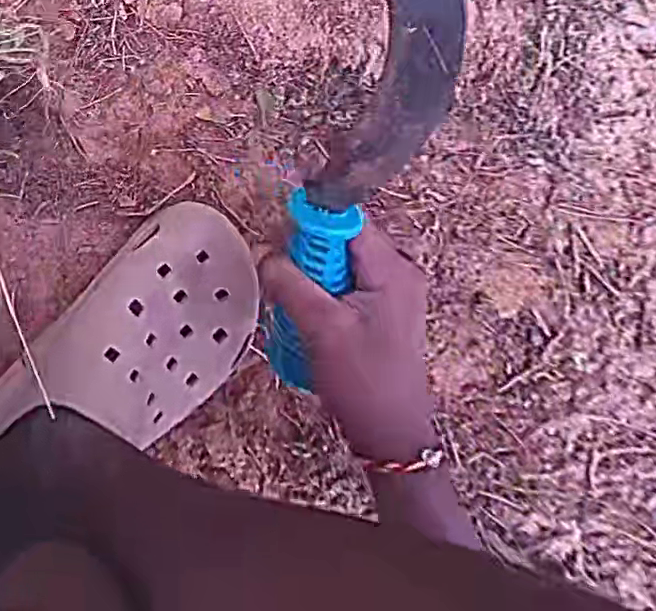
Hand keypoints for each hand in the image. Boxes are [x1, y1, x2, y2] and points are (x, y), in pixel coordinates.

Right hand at [259, 221, 436, 461]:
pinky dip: (315, 289)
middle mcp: (395, 271)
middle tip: (287, 283)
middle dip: (304, 255)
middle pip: (336, 237)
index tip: (281, 242)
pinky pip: (336, 279)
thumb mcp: (320, 325)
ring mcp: (387, 289)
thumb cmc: (364, 381)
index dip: (309, 223)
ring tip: (297, 304)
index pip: (344, 220)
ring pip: (332, 260)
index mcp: (392, 269)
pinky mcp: (374, 306)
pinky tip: (307, 315)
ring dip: (306, 275)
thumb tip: (259, 249)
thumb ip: (287, 280)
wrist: (390, 435)